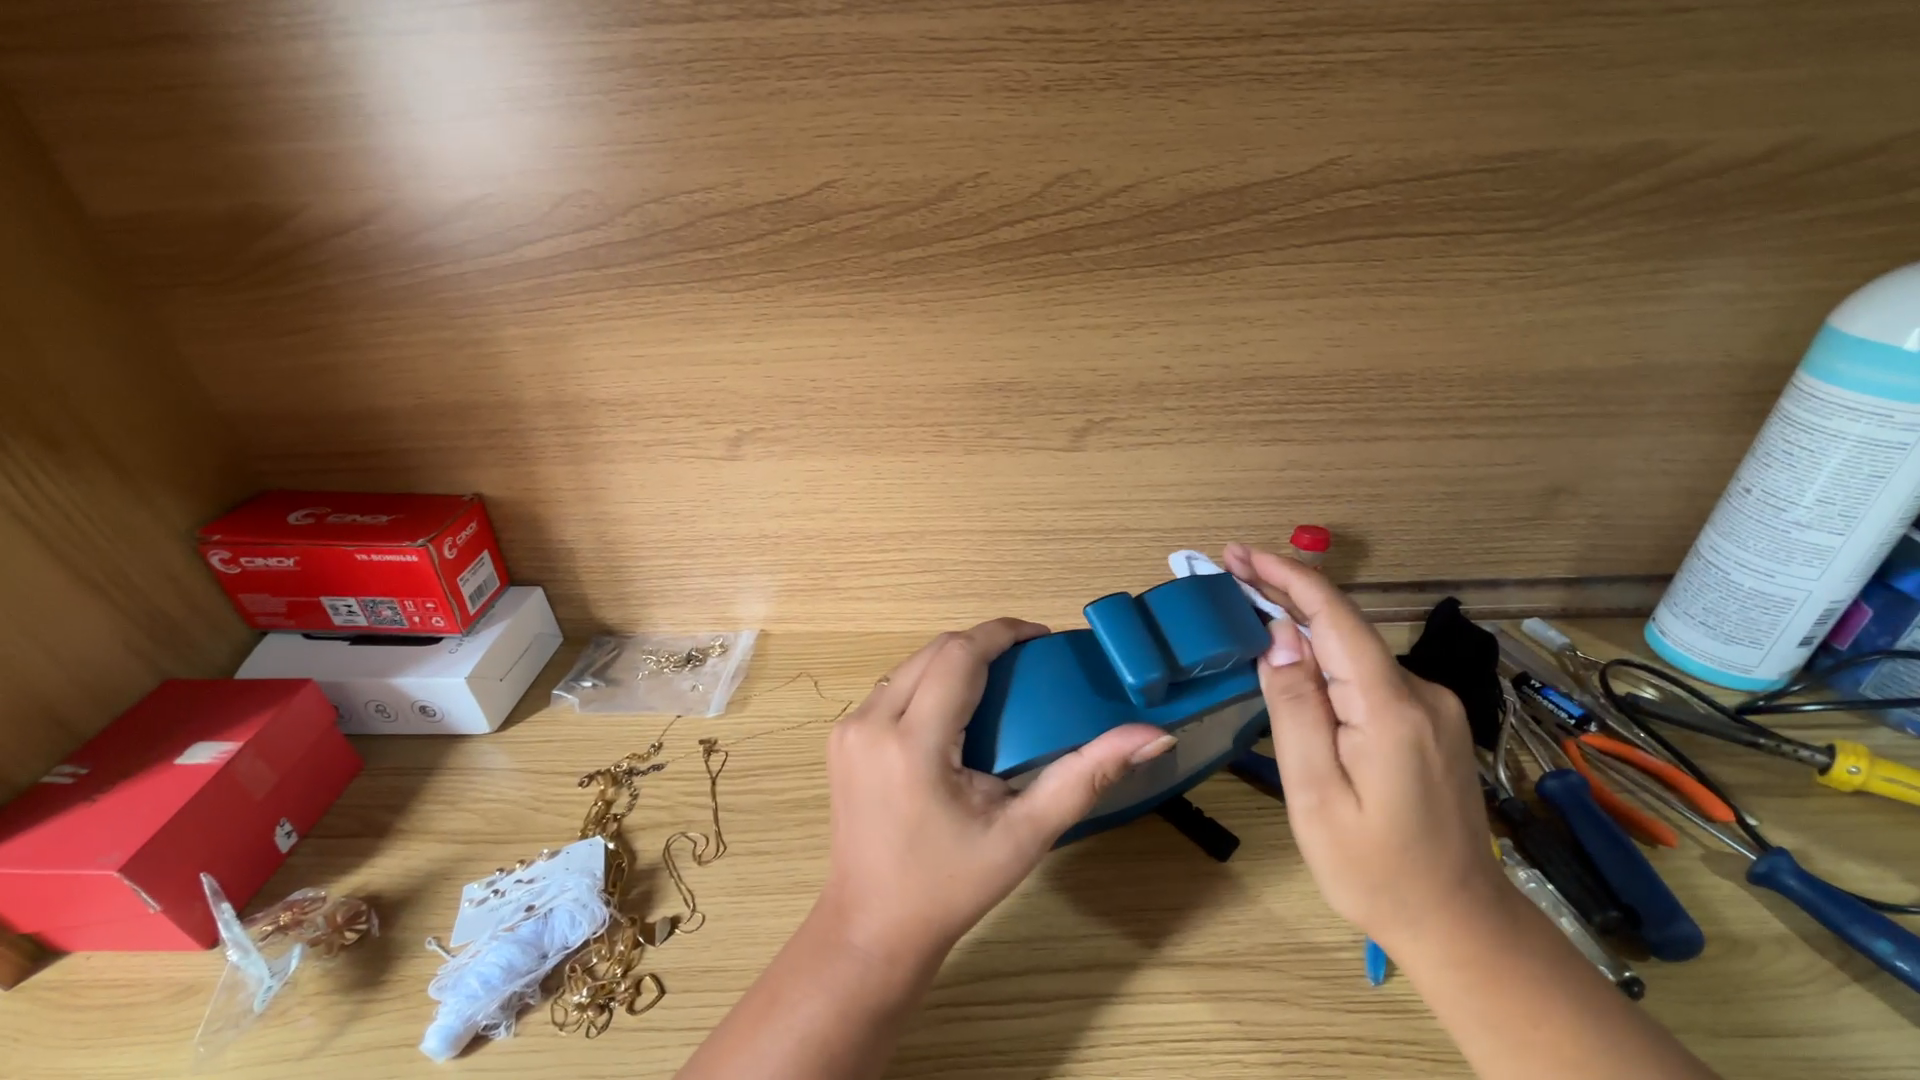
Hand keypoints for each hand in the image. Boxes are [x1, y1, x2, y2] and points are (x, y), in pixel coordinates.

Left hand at [817, 618, 1174, 960]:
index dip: (1003, 633)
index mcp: (912, 743)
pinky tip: (959, 713)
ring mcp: (848, 729)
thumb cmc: (951, 885)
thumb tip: (1151, 735)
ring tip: (1001, 685)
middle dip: (983, 646)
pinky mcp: (841, 738)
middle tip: (1030, 665)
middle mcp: (870, 723)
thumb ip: (1087, 776)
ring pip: (910, 665)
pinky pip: (892, 688)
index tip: (1043, 638)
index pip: (959, 655)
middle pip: (934, 652)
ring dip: (955, 662)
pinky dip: (929, 684)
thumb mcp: (1025, 833)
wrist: (873, 927)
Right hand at [1222, 543, 1510, 950]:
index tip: (1239, 553)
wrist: (1458, 921)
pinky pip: (1369, 677)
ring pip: (1355, 652)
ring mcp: (1431, 708)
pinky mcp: (1430, 724)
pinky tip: (1298, 664)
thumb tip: (1278, 638)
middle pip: (1344, 627)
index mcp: (1390, 706)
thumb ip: (1296, 709)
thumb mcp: (1315, 794)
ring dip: (1304, 628)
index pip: (1333, 616)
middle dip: (1286, 594)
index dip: (1285, 575)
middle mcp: (1420, 693)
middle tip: (1232, 571)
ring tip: (1252, 611)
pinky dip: (1328, 660)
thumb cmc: (1372, 868)